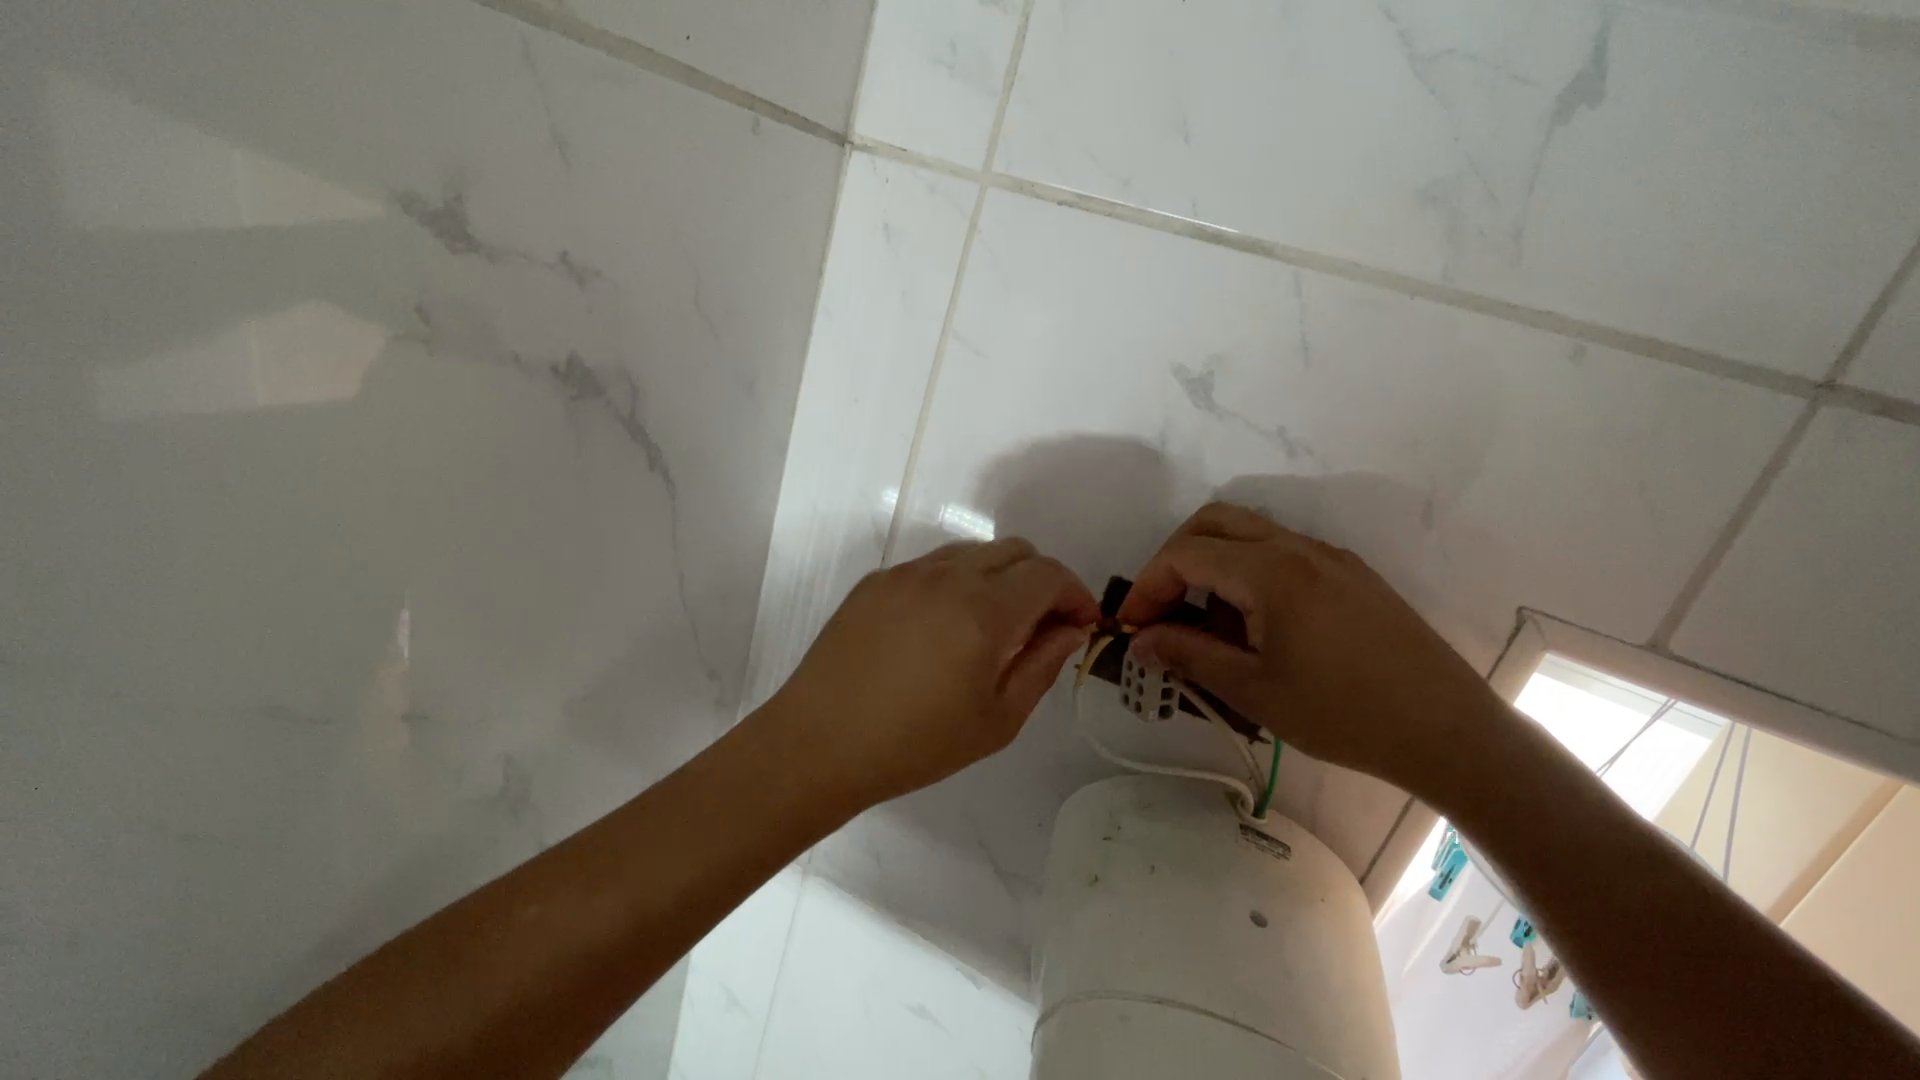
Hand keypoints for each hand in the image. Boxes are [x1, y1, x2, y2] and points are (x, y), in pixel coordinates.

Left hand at [765, 538, 1099, 805]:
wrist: (818, 744)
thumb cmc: (916, 745)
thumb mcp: (998, 720)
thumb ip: (1042, 665)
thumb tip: (1068, 629)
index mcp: (984, 609)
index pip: (1049, 574)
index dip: (1075, 594)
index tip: (1080, 626)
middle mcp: (947, 576)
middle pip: (1015, 551)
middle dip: (1041, 582)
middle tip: (1041, 629)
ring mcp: (906, 574)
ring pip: (973, 553)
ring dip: (998, 578)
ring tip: (991, 629)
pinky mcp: (876, 582)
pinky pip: (933, 566)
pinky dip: (957, 583)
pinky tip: (943, 630)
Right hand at [1118, 503, 1510, 797]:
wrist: (1449, 732)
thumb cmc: (1344, 715)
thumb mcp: (1254, 691)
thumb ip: (1189, 655)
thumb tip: (1140, 640)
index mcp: (1271, 571)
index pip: (1186, 554)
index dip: (1148, 587)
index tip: (1132, 627)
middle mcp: (1299, 548)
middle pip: (1215, 522)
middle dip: (1175, 560)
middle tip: (1162, 610)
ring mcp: (1331, 557)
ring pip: (1250, 536)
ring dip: (1215, 568)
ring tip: (1213, 632)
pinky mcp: (1352, 575)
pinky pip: (1284, 555)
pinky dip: (1251, 576)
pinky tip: (1260, 631)